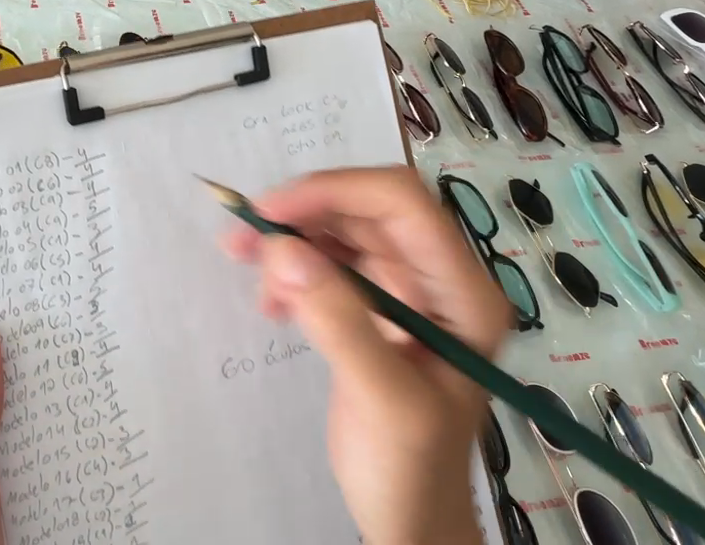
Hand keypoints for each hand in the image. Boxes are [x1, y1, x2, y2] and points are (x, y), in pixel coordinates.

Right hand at [221, 167, 509, 544]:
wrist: (408, 518)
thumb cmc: (410, 468)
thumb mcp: (382, 399)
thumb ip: (340, 321)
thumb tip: (285, 249)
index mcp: (462, 290)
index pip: (400, 203)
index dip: (335, 192)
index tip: (271, 212)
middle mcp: (435, 276)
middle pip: (363, 208)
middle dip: (301, 214)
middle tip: (242, 237)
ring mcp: (402, 288)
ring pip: (338, 228)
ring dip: (288, 240)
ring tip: (247, 269)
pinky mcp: (370, 304)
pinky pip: (325, 259)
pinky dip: (290, 268)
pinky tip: (271, 304)